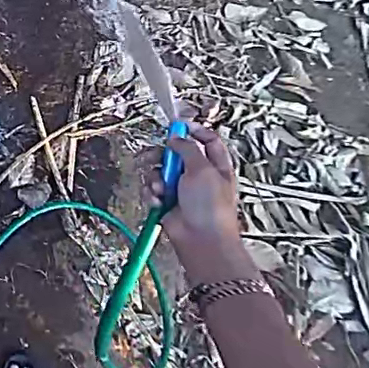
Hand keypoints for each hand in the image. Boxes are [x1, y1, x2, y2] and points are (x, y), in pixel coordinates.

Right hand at [148, 124, 258, 283]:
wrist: (201, 241)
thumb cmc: (211, 209)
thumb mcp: (202, 170)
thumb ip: (187, 148)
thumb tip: (176, 138)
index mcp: (216, 166)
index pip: (207, 140)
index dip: (193, 131)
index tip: (177, 126)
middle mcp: (199, 176)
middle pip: (177, 154)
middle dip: (164, 155)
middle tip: (158, 157)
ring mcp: (182, 190)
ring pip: (160, 171)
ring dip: (156, 178)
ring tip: (160, 187)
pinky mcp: (168, 202)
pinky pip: (153, 189)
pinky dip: (152, 193)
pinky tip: (159, 200)